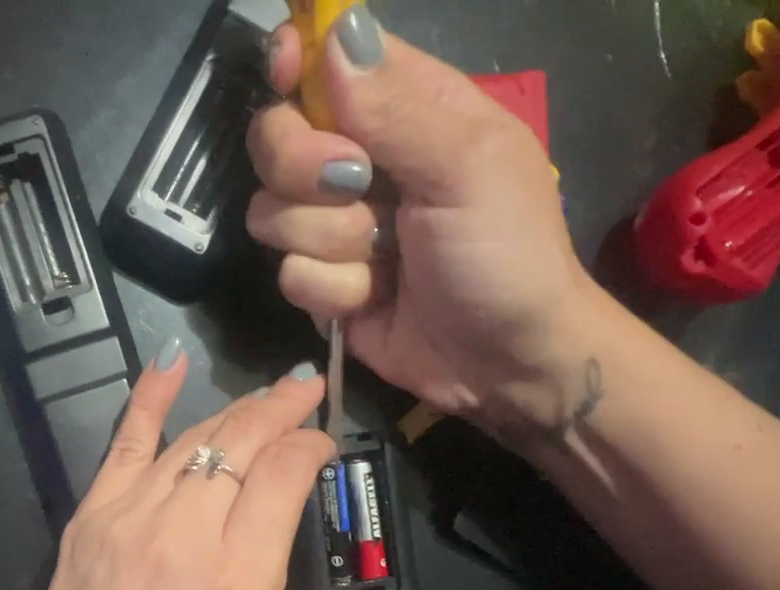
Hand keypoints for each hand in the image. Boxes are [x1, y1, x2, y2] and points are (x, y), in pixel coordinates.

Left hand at [0, 341, 385, 589]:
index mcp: (237, 578)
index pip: (285, 474)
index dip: (311, 445)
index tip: (325, 443)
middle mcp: (189, 532)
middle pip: (243, 442)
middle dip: (282, 408)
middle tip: (307, 387)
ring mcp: (134, 515)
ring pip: (194, 438)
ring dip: (235, 410)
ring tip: (266, 395)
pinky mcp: (92, 514)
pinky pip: (124, 442)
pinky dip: (149, 399)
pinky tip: (170, 360)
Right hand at [246, 5, 603, 440]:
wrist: (504, 362)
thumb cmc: (506, 253)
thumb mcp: (467, 168)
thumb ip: (395, 109)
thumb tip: (335, 36)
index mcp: (408, 110)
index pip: (331, 61)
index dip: (298, 59)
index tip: (284, 71)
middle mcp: (360, 161)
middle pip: (276, 138)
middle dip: (305, 169)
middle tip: (355, 185)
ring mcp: (336, 227)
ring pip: (273, 213)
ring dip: (333, 243)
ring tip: (388, 259)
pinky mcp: (323, 284)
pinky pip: (289, 275)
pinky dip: (334, 291)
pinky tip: (375, 299)